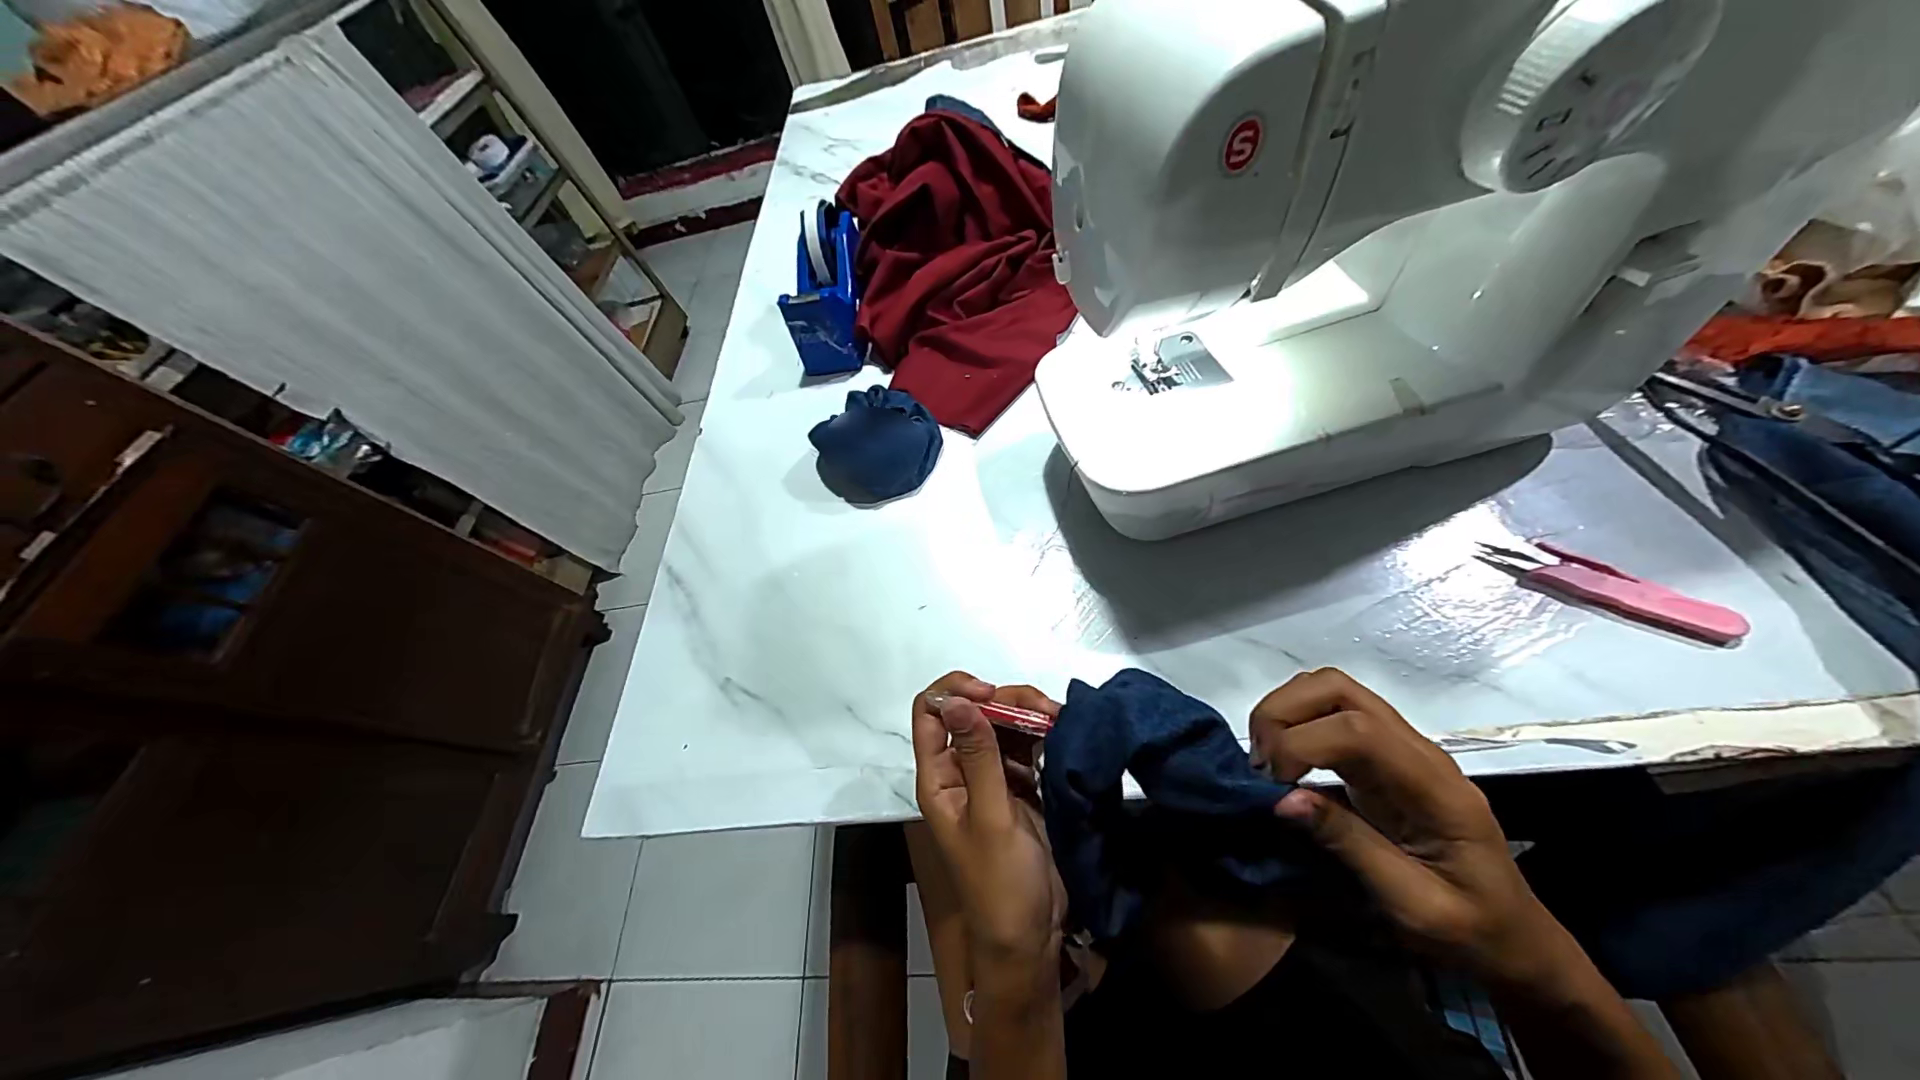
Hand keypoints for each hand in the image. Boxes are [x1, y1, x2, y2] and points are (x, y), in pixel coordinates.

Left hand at [911, 672, 1066, 971]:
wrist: (1030, 936)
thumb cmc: (1000, 883)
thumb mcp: (990, 817)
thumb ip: (977, 756)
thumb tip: (956, 701)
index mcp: (939, 777)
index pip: (932, 712)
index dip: (956, 691)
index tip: (992, 693)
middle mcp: (960, 770)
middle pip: (973, 712)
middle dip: (1006, 700)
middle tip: (1046, 709)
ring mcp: (991, 778)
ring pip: (1002, 725)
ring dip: (1029, 714)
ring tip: (1060, 718)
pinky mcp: (1020, 787)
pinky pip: (1026, 746)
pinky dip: (1043, 735)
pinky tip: (1062, 735)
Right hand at [1249, 668, 1571, 990]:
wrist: (1512, 936)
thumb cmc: (1471, 930)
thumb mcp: (1415, 908)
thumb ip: (1351, 847)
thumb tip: (1281, 798)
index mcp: (1435, 787)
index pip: (1358, 729)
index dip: (1300, 744)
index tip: (1273, 786)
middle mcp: (1417, 750)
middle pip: (1336, 688)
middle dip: (1282, 713)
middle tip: (1260, 765)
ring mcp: (1398, 745)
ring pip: (1327, 688)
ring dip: (1283, 712)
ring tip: (1267, 763)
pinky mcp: (1378, 752)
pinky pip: (1326, 709)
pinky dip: (1291, 721)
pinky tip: (1282, 763)